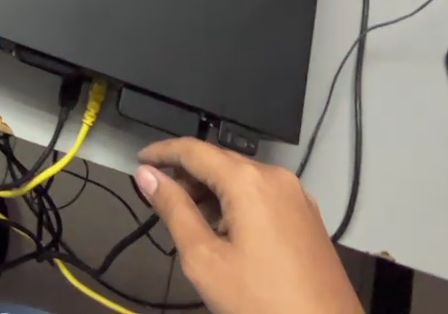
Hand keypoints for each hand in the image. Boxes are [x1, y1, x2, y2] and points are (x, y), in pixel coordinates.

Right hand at [135, 139, 361, 313]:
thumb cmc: (262, 304)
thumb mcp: (205, 260)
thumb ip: (173, 210)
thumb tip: (146, 174)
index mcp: (248, 180)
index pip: (193, 149)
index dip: (161, 152)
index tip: (137, 162)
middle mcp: (275, 177)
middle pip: (218, 160)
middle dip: (186, 173)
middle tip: (158, 196)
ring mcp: (297, 197)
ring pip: (241, 178)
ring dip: (211, 189)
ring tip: (188, 218)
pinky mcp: (309, 219)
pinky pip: (262, 195)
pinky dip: (236, 201)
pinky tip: (225, 231)